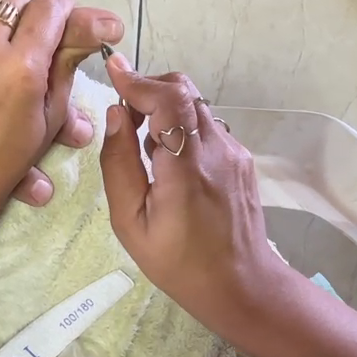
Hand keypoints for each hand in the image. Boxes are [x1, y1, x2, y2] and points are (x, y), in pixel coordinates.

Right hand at [97, 57, 292, 334]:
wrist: (243, 287)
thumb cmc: (178, 263)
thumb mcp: (130, 223)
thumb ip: (119, 164)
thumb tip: (116, 115)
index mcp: (185, 168)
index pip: (168, 99)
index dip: (138, 80)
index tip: (113, 70)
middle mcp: (216, 150)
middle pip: (184, 90)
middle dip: (149, 89)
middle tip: (126, 116)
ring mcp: (235, 152)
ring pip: (196, 105)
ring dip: (165, 108)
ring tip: (145, 147)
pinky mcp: (242, 159)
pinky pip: (206, 126)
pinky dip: (181, 127)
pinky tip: (171, 163)